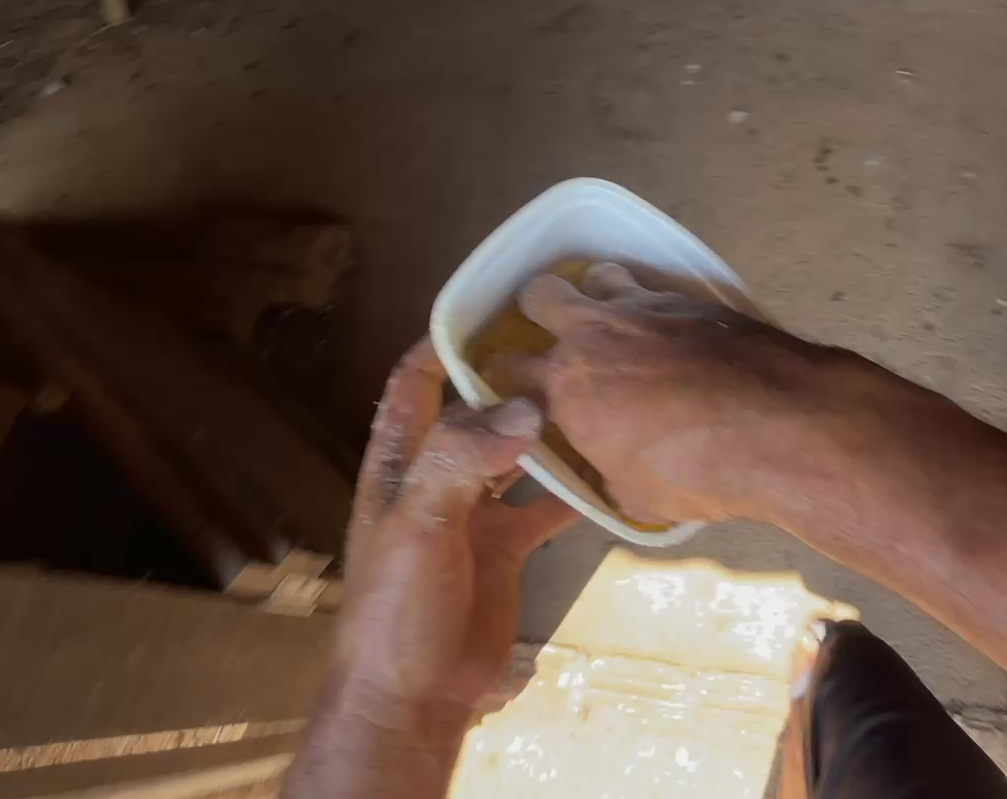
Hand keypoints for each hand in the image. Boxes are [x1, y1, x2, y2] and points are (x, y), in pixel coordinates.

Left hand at [331, 337, 578, 724]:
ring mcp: (473, 509)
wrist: (414, 697)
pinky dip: (571, 489)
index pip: (415, 381)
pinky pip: (543, 504)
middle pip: (474, 410)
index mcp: (400, 458)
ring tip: (591, 395)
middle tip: (560, 346)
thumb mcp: (419, 524)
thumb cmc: (399, 605)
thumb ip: (463, 462)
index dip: (442, 342)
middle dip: (508, 380)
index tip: (490, 309)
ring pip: (513, 454)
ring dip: (544, 431)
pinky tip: (608, 470)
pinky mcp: (504, 545)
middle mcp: (437, 474)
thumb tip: (525, 410)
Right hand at [489, 261, 934, 527]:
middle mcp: (593, 332)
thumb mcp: (634, 495)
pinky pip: (655, 287)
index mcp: (565, 384)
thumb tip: (609, 464)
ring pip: (599, 274)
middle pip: (539, 293)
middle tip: (555, 329)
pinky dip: (652, 305)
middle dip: (537, 308)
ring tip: (618, 320)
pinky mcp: (690, 297)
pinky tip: (673, 331)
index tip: (509, 381)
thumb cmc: (694, 471)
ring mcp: (643, 306)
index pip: (504, 367)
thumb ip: (606, 469)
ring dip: (600, 294)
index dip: (500, 373)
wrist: (775, 425)